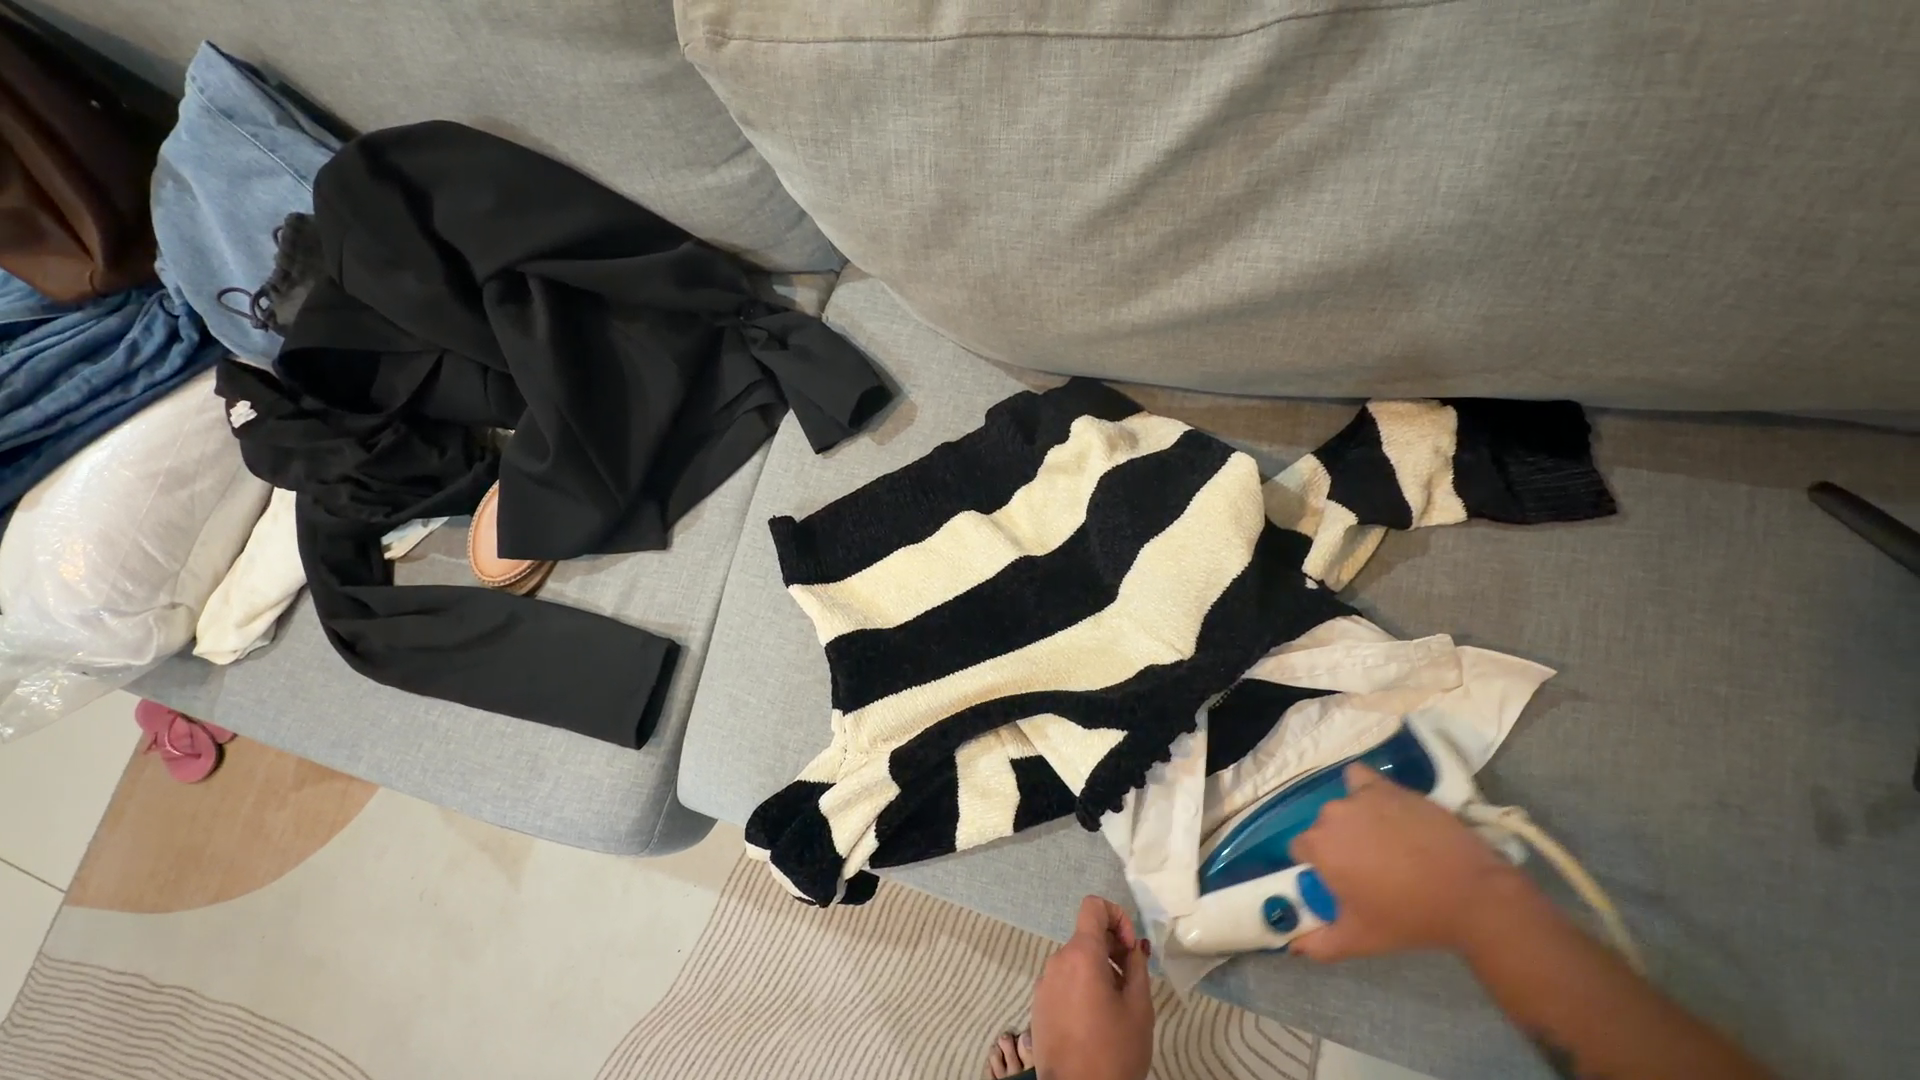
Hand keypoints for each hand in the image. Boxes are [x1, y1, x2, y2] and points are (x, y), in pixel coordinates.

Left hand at [1031, 896, 1154, 1079]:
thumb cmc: (1114, 1050)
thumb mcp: (1138, 1007)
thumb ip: (1137, 967)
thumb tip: (1133, 946)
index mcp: (1080, 954)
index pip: (1093, 906)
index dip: (1117, 917)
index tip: (1131, 948)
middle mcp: (1057, 961)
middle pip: (1086, 936)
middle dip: (1113, 949)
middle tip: (1132, 981)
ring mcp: (1044, 983)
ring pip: (1076, 960)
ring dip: (1099, 970)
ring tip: (1117, 1005)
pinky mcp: (1039, 1003)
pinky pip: (1064, 981)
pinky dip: (1082, 986)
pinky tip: (1096, 1019)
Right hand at [1286, 764, 1535, 961]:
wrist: (1471, 894)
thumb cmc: (1410, 917)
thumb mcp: (1360, 940)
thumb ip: (1319, 945)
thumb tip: (1294, 947)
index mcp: (1319, 847)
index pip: (1299, 848)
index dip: (1317, 865)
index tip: (1339, 881)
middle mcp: (1332, 815)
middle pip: (1323, 827)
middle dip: (1337, 844)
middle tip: (1367, 869)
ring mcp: (1362, 798)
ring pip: (1344, 807)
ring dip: (1354, 822)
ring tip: (1384, 844)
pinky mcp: (1390, 788)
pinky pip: (1361, 779)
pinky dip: (1363, 789)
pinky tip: (1378, 806)